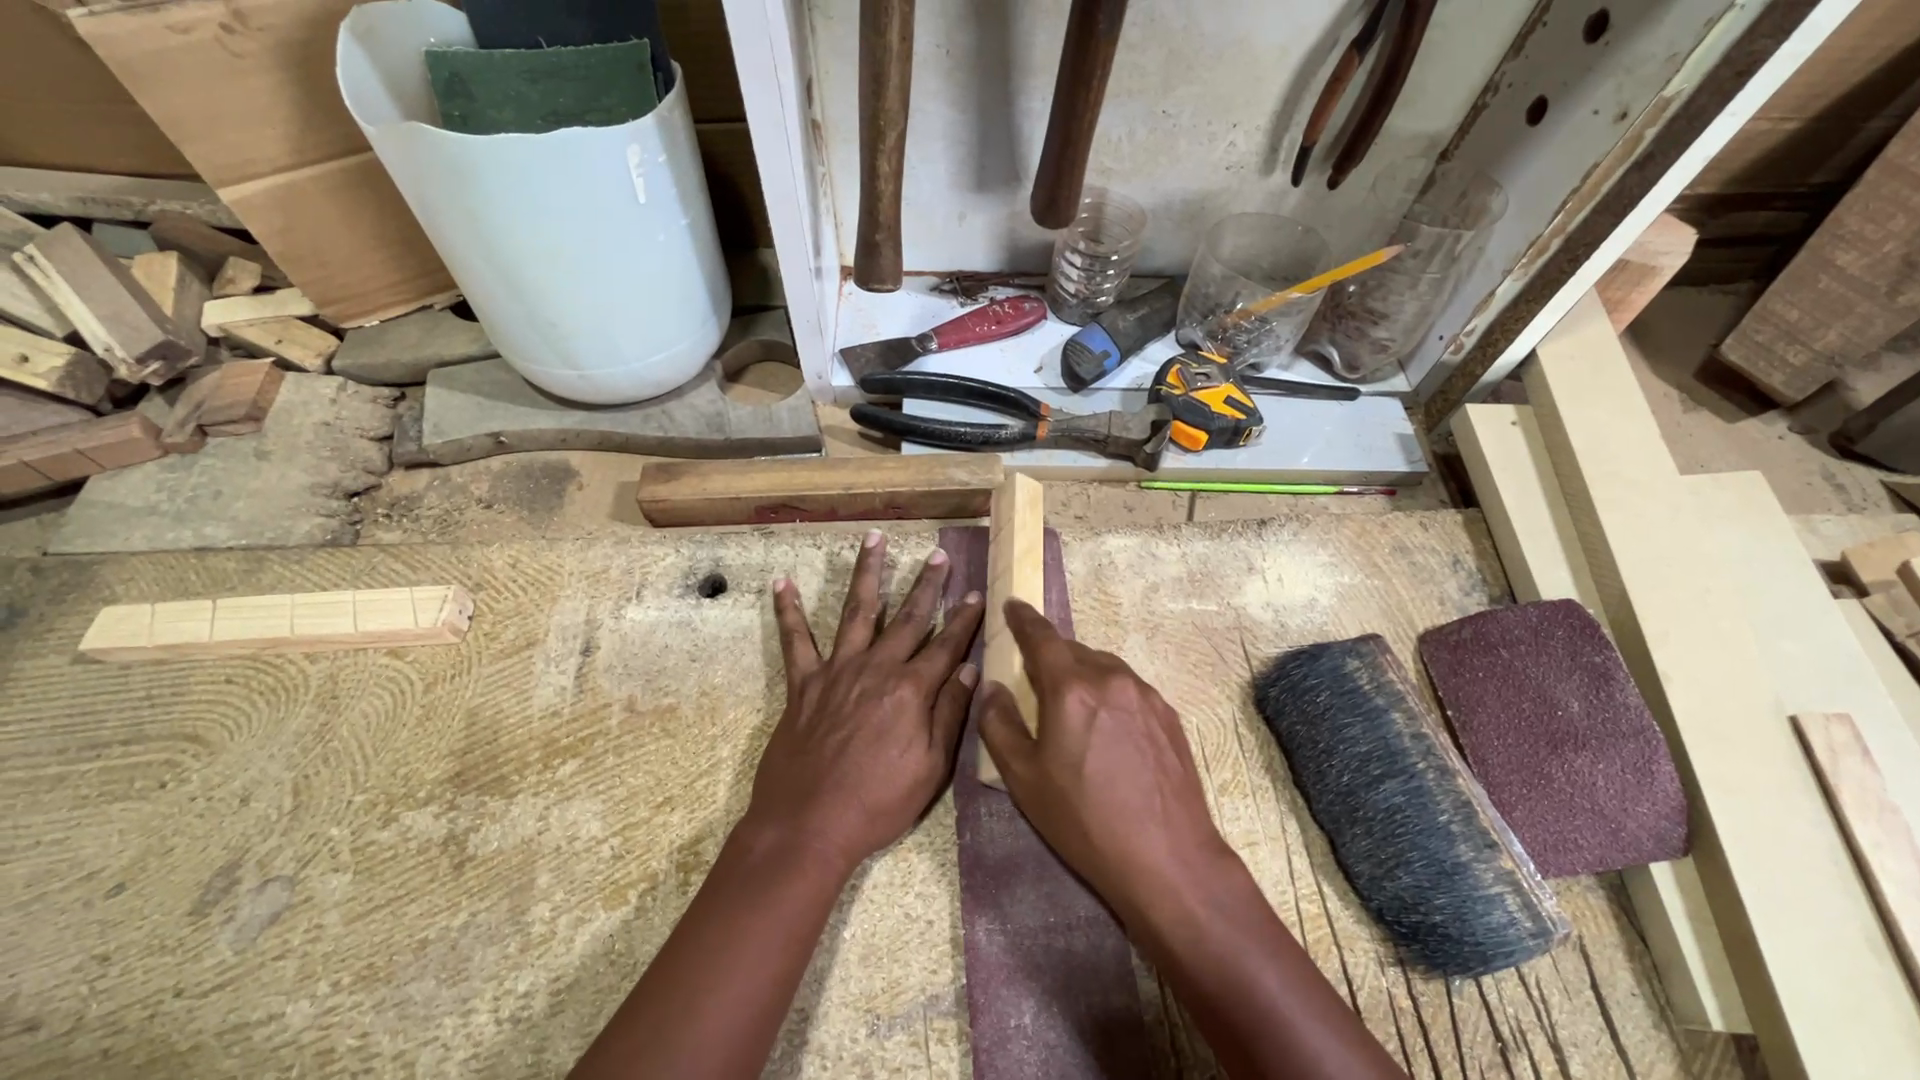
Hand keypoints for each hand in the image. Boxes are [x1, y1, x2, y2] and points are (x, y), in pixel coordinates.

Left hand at [747, 530, 984, 872]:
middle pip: (907, 618)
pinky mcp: (803, 685)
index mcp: (911, 691)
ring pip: (856, 612)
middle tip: (938, 555)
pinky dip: (788, 610)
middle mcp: (876, 670)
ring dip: (868, 574)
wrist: (808, 824)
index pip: (947, 645)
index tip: (977, 593)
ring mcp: (836, 672)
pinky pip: (795, 640)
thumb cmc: (878, 804)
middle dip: (927, 586)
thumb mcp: (931, 768)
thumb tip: (971, 670)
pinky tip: (782, 581)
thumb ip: (949, 714)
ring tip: (875, 539)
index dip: (964, 619)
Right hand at [977, 599, 1232, 917]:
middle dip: (1050, 657)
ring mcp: (1146, 696)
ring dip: (1082, 676)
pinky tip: (1106, 732)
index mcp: (1071, 688)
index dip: (1023, 619)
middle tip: (1034, 679)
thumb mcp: (1023, 779)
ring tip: (1071, 710)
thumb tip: (993, 689)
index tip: (1013, 605)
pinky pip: (1128, 690)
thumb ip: (999, 725)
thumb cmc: (1083, 820)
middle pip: (1073, 651)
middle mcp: (1111, 679)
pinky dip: (1109, 696)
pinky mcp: (1169, 717)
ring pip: (1104, 669)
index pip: (1041, 637)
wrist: (1166, 857)